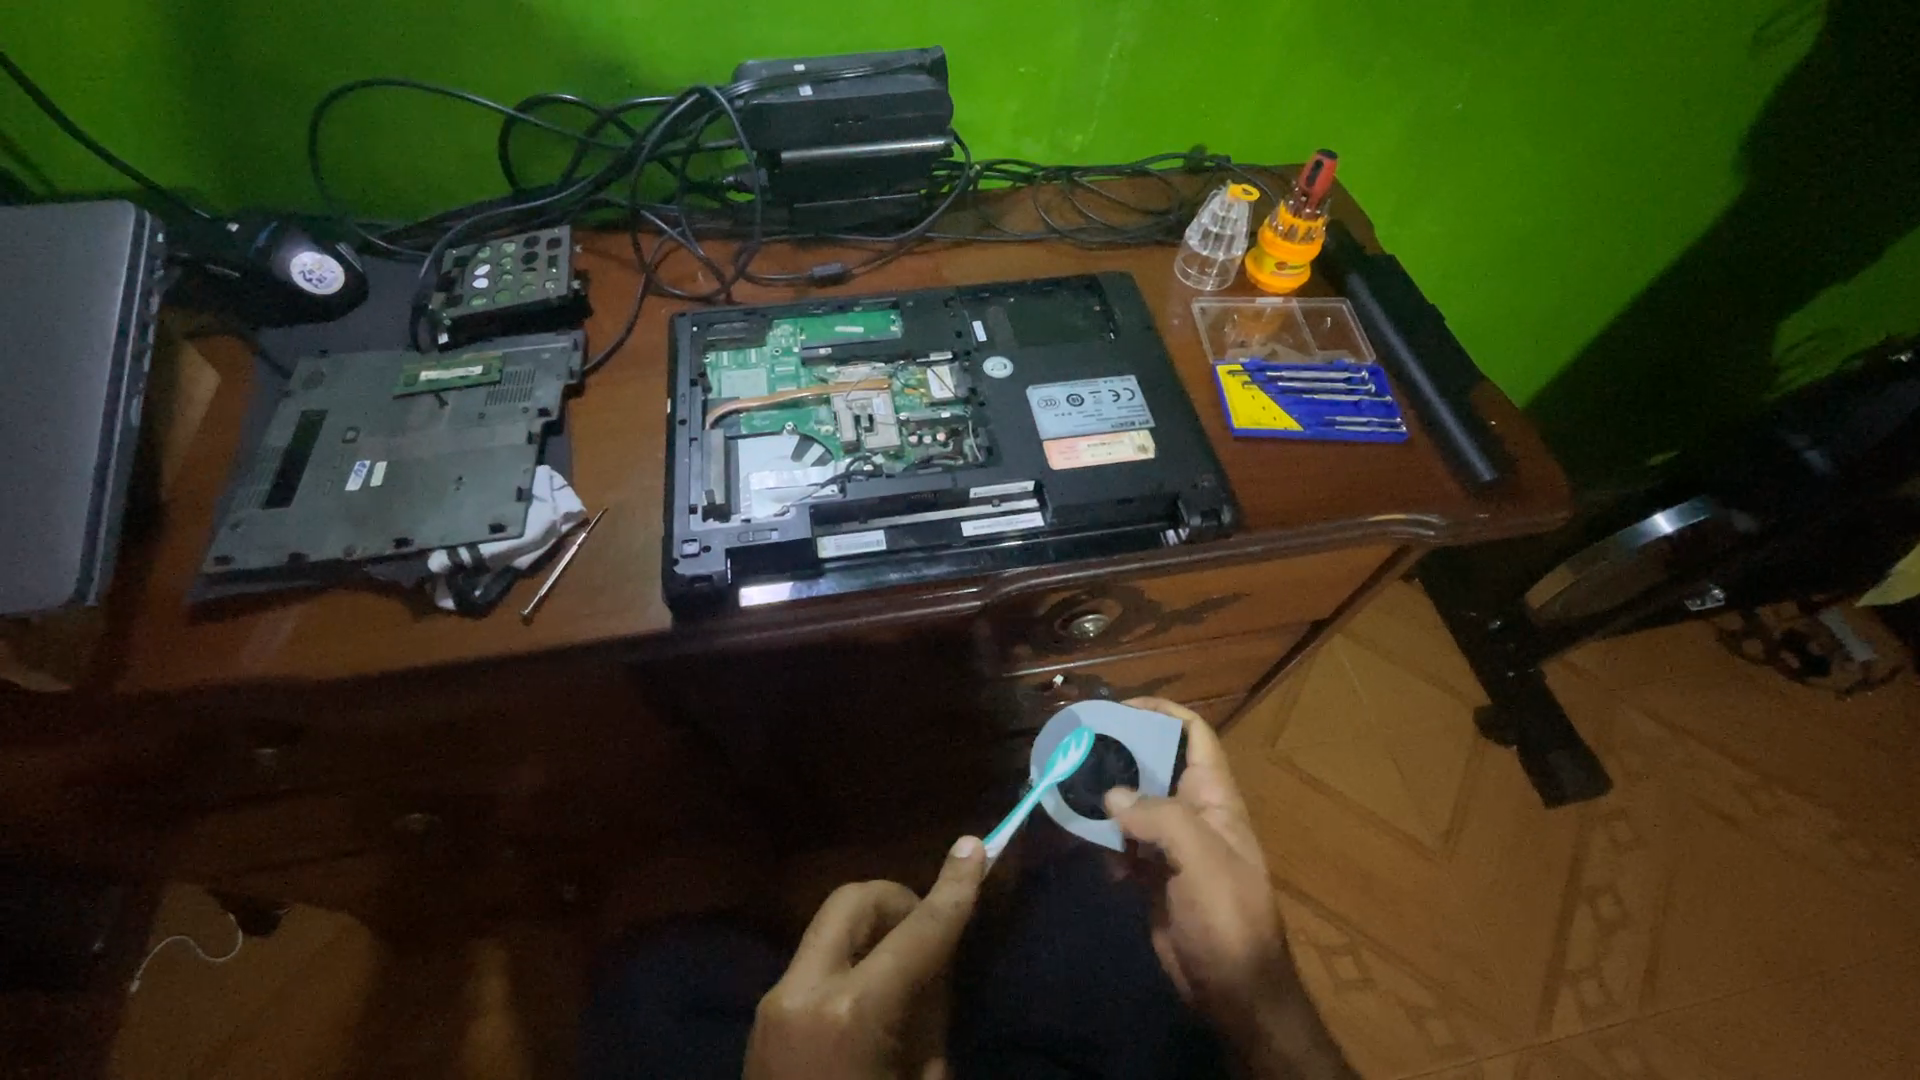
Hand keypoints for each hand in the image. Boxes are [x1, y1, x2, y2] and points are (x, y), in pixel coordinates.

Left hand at [745, 837, 985, 1079]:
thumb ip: (932, 1009)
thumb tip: (936, 955)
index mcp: (853, 1014)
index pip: (918, 932)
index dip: (953, 888)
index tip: (975, 847)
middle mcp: (804, 990)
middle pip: (854, 899)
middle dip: (898, 899)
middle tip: (927, 934)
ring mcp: (775, 1000)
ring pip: (832, 924)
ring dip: (873, 929)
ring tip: (902, 972)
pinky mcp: (764, 1014)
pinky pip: (817, 958)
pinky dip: (851, 956)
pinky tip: (871, 998)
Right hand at [1106, 698, 1354, 1078]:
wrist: (1233, 993)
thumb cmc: (1227, 918)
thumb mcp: (1202, 860)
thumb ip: (1159, 818)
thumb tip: (1110, 795)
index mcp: (1214, 798)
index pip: (1194, 736)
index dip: (1161, 713)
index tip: (1118, 708)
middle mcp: (1192, 813)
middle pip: (1155, 765)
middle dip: (1120, 751)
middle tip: (1076, 743)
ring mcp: (1171, 845)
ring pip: (1133, 803)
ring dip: (1104, 796)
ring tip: (1067, 785)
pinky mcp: (1152, 874)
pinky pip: (1122, 843)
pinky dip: (1103, 840)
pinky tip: (1087, 845)